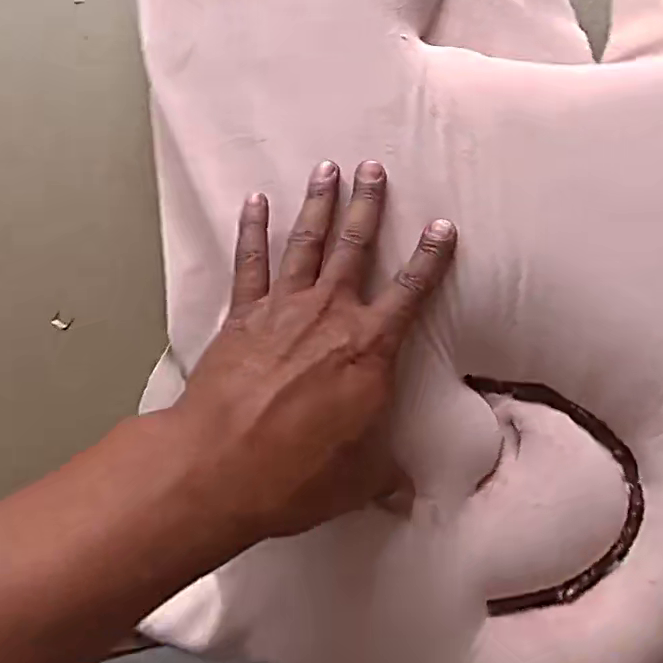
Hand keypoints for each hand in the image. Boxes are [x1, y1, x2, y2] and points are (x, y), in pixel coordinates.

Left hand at [166, 160, 456, 541]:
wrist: (220, 466)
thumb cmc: (295, 473)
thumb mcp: (356, 479)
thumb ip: (384, 474)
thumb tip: (408, 495)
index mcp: (369, 350)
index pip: (411, 292)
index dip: (429, 258)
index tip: (441, 226)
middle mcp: (331, 315)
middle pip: (355, 248)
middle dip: (367, 205)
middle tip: (373, 168)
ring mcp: (284, 308)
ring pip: (307, 242)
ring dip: (319, 204)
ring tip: (327, 168)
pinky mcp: (244, 314)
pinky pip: (251, 261)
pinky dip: (252, 229)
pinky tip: (255, 201)